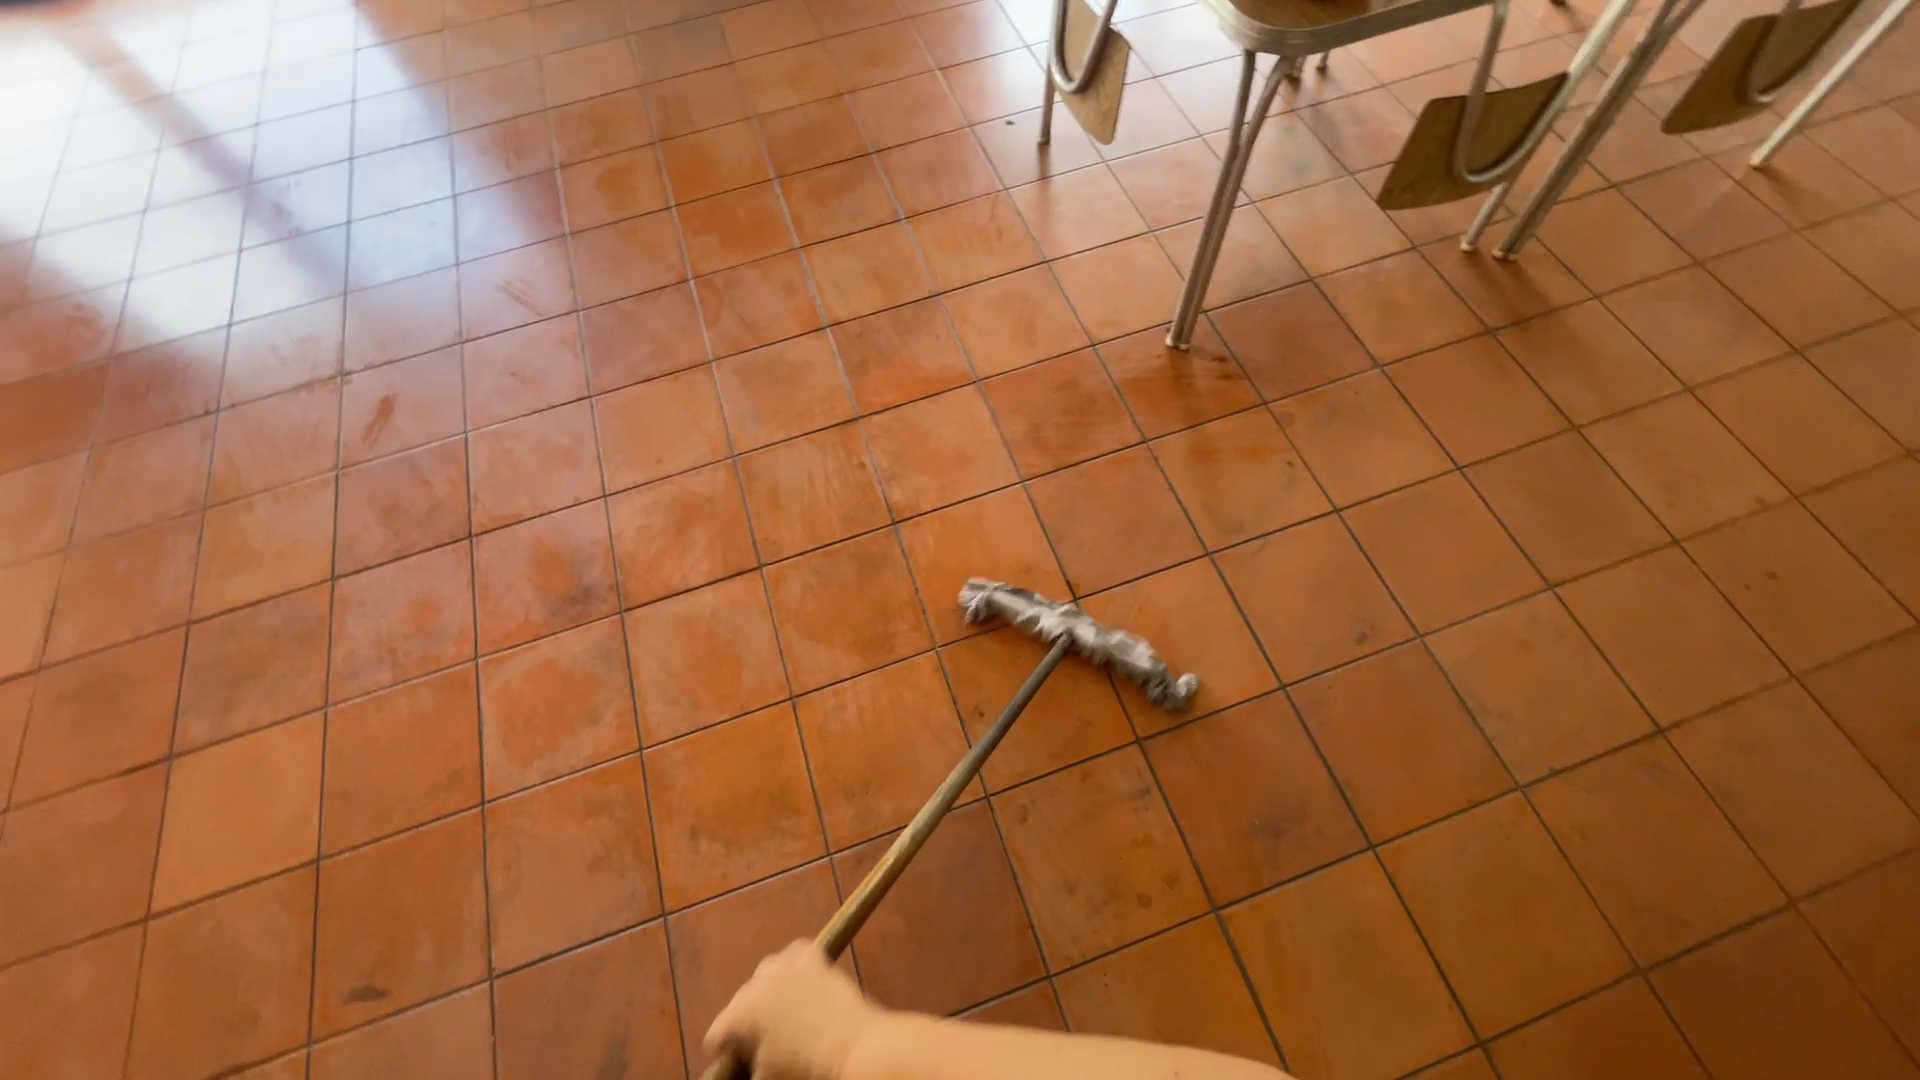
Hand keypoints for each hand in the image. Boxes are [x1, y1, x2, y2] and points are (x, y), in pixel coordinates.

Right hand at [705, 942, 885, 1079]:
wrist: (854, 1046)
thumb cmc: (806, 1067)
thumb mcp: (767, 1074)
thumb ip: (750, 1066)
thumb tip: (750, 1061)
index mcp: (744, 1011)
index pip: (718, 1029)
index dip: (719, 1046)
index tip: (724, 1057)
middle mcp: (761, 981)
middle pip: (741, 998)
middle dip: (742, 1018)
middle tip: (752, 1040)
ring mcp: (789, 965)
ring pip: (766, 973)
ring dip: (766, 990)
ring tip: (774, 1011)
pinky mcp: (814, 958)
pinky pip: (793, 955)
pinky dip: (791, 966)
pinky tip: (795, 980)